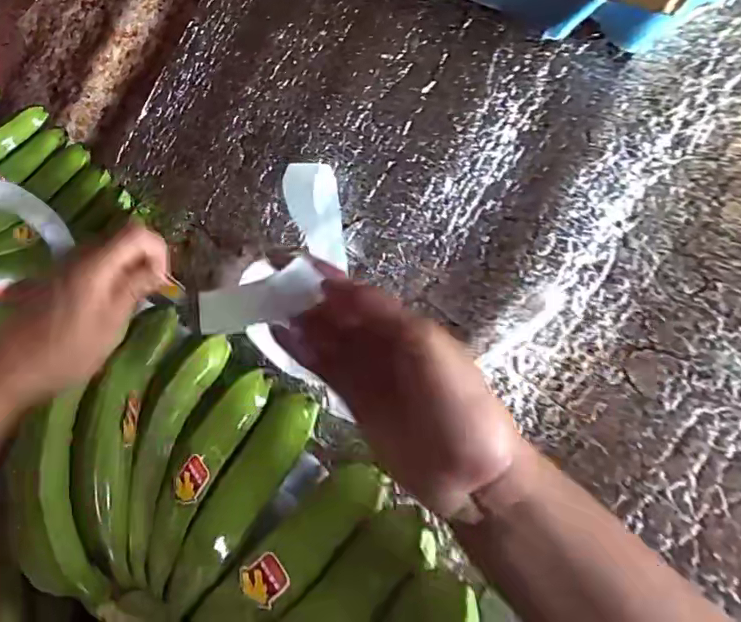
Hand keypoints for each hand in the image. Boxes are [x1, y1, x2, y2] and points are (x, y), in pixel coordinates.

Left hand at [0, 221, 171, 409]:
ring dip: (127, 266)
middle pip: (123, 235)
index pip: (138, 231)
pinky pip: (93, 262)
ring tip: (133, 300)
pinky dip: (110, 274)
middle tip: (152, 290)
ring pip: (109, 249)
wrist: (10, 367)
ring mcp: (66, 263)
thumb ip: (134, 288)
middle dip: (145, 256)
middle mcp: (81, 253)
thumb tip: (156, 268)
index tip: (162, 281)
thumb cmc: (66, 350)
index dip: (158, 249)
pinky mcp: (57, 276)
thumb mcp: (111, 323)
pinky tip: (109, 304)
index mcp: (97, 261)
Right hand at [273, 265, 520, 522]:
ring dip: (300, 322)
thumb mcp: (426, 347)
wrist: (474, 477)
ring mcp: (367, 372)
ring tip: (265, 305)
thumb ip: (382, 314)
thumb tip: (334, 287)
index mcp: (402, 324)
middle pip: (338, 314)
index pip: (358, 294)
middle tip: (269, 284)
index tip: (295, 263)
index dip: (329, 278)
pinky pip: (324, 368)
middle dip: (307, 297)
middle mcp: (381, 343)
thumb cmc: (458, 403)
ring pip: (326, 338)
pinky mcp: (355, 400)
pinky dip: (302, 352)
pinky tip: (280, 337)